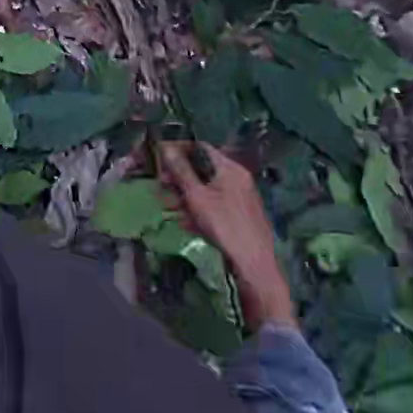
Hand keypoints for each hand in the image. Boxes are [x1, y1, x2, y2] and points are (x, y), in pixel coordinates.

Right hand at [158, 140, 297, 330]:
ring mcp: (240, 196)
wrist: (255, 267)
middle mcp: (237, 178)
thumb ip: (180, 170)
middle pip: (201, 167)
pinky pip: (213, 202)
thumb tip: (164, 146)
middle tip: (159, 183)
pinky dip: (196, 206)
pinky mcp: (240, 214)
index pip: (199, 147)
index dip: (176, 148)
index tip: (156, 157)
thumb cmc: (224, 226)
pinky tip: (184, 220)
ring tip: (166, 204)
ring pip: (206, 186)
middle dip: (177, 174)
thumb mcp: (196, 196)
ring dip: (183, 193)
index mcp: (230, 168)